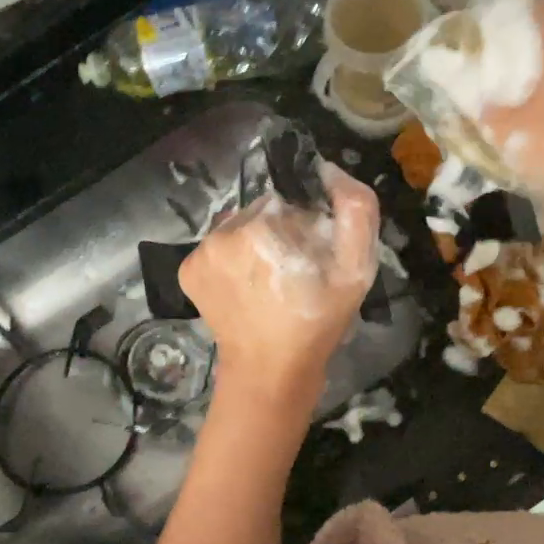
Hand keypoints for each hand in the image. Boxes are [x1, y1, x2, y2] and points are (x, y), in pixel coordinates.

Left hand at [181, 163, 378, 408]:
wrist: (271, 373)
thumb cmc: (317, 323)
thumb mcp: (355, 269)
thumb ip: (355, 210)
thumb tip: (330, 171)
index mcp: (263, 224)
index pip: (291, 202)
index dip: (308, 227)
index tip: (314, 259)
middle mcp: (224, 231)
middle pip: (261, 213)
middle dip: (279, 234)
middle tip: (294, 274)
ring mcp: (199, 252)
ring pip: (237, 230)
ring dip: (253, 247)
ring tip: (268, 284)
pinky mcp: (187, 272)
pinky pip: (215, 251)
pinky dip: (230, 263)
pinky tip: (246, 290)